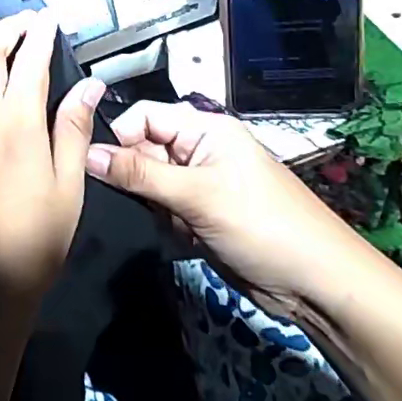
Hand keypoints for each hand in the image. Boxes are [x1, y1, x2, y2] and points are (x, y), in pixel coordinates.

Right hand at [87, 102, 370, 321]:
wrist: (316, 284)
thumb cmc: (262, 225)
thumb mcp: (196, 195)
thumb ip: (139, 174)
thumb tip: (86, 154)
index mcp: (203, 129)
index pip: (144, 116)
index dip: (118, 136)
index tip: (95, 166)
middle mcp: (198, 150)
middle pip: (143, 148)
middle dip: (129, 173)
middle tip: (116, 199)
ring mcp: (198, 185)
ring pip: (149, 181)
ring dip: (143, 201)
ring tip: (145, 217)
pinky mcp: (199, 216)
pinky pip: (162, 208)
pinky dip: (157, 220)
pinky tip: (160, 233)